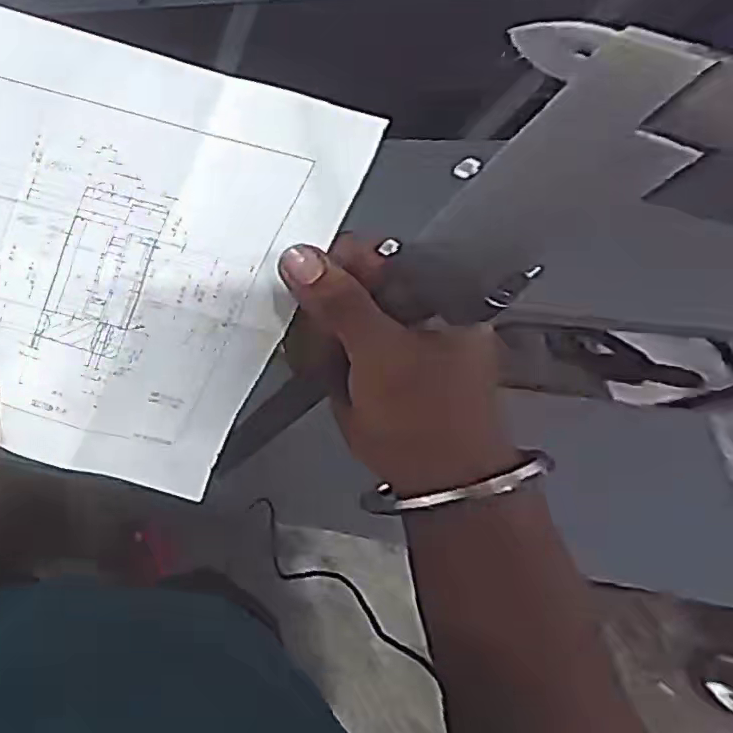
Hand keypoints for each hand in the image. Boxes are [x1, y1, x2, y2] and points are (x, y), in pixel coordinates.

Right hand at [278, 235, 519, 494]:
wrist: (434, 479)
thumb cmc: (424, 415)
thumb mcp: (379, 352)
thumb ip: (340, 302)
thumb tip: (299, 258)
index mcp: (433, 290)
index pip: (371, 253)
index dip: (333, 268)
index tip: (309, 292)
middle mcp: (410, 305)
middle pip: (345, 283)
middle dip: (322, 310)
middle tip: (327, 343)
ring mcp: (387, 333)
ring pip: (332, 314)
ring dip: (318, 337)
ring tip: (332, 367)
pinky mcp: (367, 358)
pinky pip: (330, 340)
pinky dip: (320, 354)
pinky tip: (328, 373)